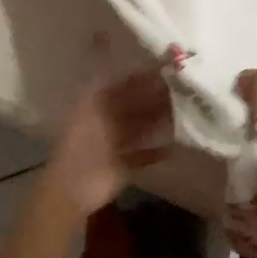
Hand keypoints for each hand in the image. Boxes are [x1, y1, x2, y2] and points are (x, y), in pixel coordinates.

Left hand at [42, 66, 172, 214]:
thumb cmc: (82, 144)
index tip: (170, 68)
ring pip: (141, 128)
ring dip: (159, 122)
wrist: (72, 190)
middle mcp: (105, 120)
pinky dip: (157, 151)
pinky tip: (174, 147)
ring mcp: (114, 144)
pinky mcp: (122, 166)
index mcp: (96, 103)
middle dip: (157, 98)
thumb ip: (121, 87)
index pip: (124, 83)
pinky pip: (143, 155)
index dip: (145, 75)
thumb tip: (144, 68)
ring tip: (184, 115)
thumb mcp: (97, 107)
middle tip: (185, 91)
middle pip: (135, 105)